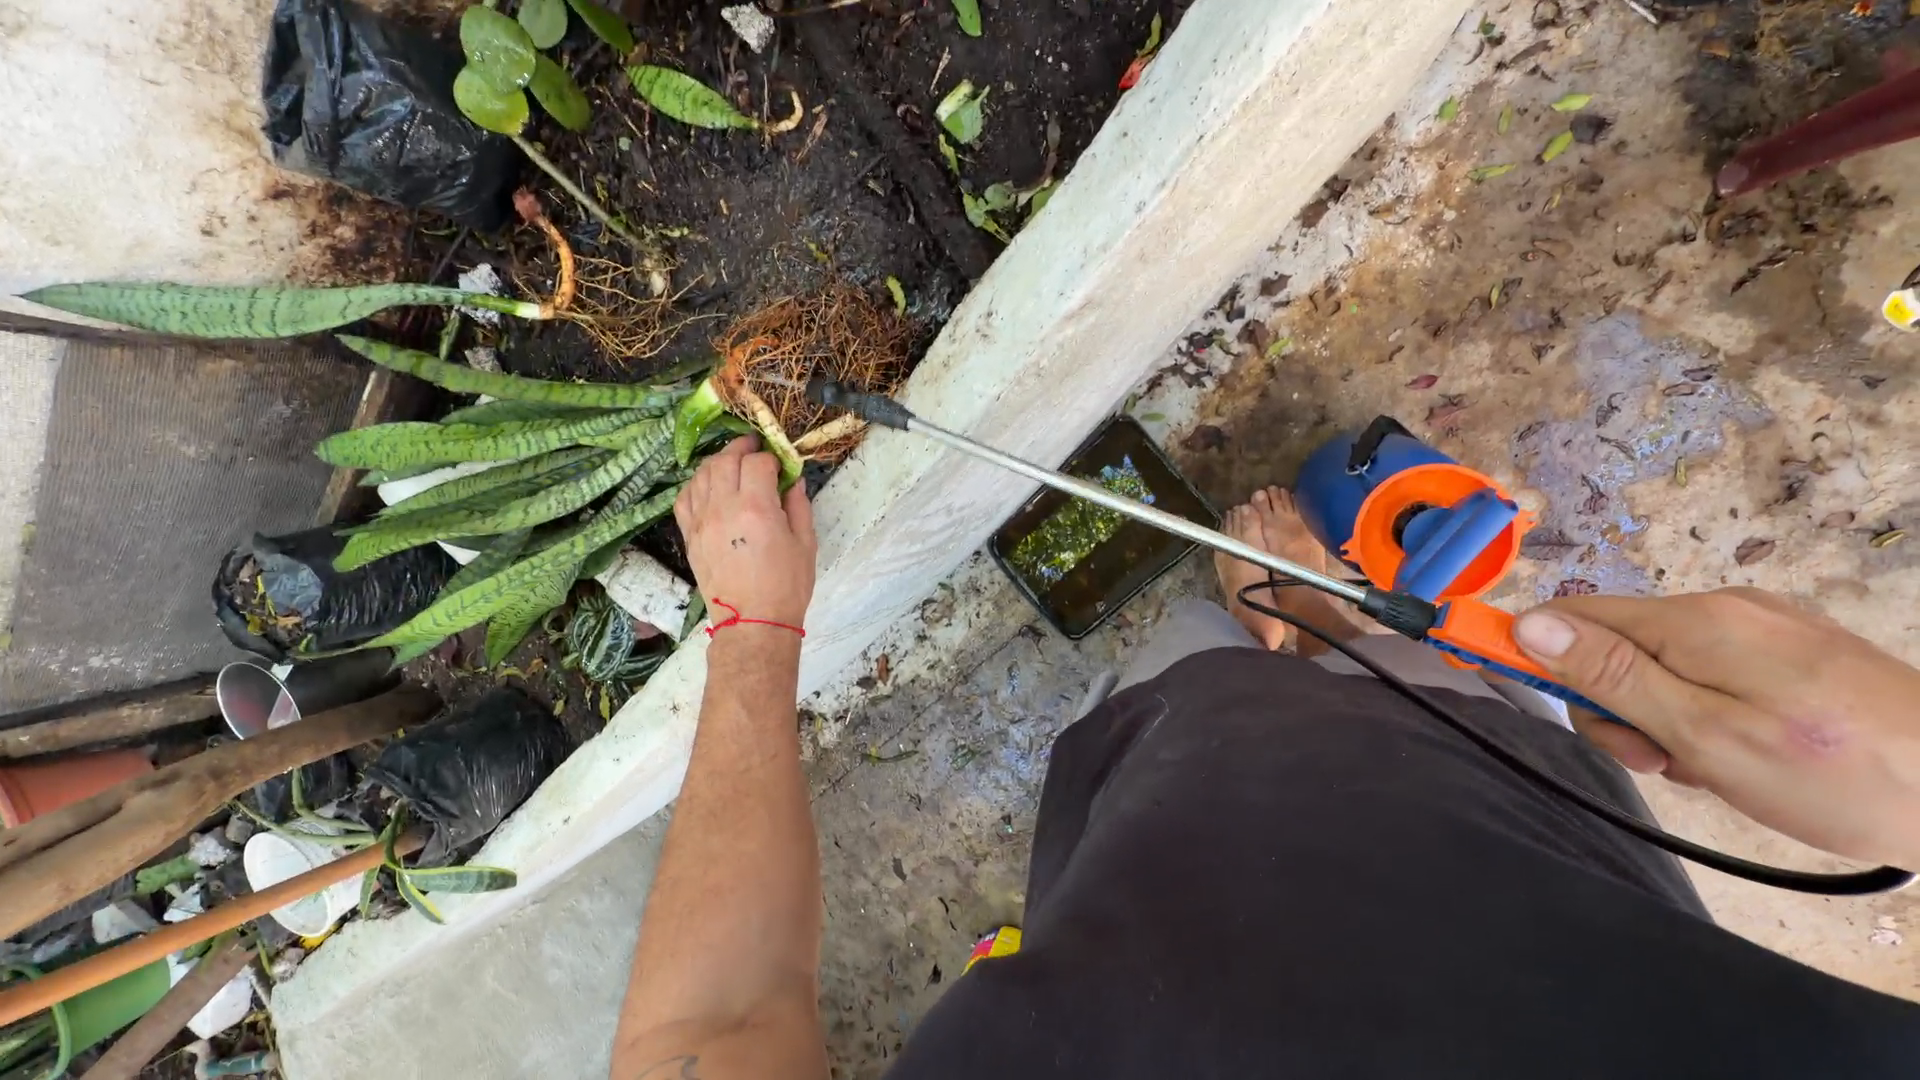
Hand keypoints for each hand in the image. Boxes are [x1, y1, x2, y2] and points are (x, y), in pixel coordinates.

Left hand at [673, 437, 816, 628]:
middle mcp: (723, 508)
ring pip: (702, 474)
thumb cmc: (786, 586)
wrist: (753, 622)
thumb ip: (798, 506)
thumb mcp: (805, 543)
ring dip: (718, 462)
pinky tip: (708, 485)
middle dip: (742, 448)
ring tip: (732, 463)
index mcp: (756, 508)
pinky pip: (684, 497)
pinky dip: (696, 484)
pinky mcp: (689, 535)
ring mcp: (701, 521)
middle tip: (754, 448)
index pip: (758, 462)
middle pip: (725, 460)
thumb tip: (792, 481)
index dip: (771, 458)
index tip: (781, 465)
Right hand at [1512, 588, 1919, 867]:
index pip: (1571, 614)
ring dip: (1658, 715)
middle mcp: (1724, 607)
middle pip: (1615, 642)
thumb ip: (1610, 676)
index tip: (1528, 695)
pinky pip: (1706, 671)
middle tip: (1655, 760)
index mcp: (1696, 620)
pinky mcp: (1793, 651)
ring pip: (1660, 662)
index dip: (1534, 650)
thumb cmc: (1838, 776)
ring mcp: (1763, 627)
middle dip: (1614, 703)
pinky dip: (1699, 710)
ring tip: (1707, 764)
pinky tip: (1740, 750)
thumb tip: (1526, 624)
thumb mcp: (1705, 734)